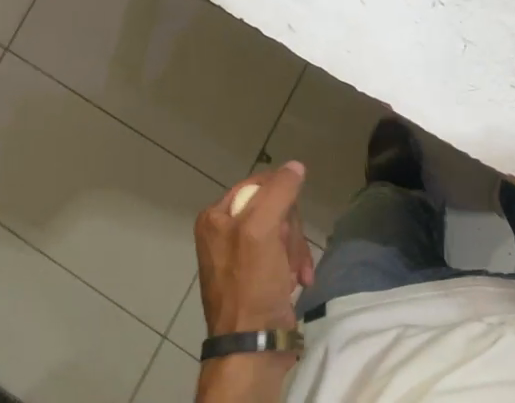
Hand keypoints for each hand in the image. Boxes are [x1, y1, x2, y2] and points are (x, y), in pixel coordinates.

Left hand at [195, 161, 314, 336]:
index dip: (280, 199)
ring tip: (296, 273)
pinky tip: (298, 281)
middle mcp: (224, 233)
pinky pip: (284, 255)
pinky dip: (295, 266)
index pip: (258, 184)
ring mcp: (241, 256)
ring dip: (296, 251)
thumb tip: (296, 166)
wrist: (254, 347)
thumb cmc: (251, 285)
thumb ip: (279, 192)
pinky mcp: (258, 277)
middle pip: (273, 209)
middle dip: (290, 231)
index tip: (286, 223)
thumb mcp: (263, 230)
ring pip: (283, 232)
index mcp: (215, 217)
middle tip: (288, 253)